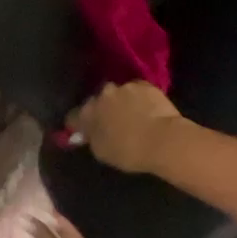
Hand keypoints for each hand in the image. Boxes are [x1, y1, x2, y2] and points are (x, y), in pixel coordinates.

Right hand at [65, 82, 184, 173]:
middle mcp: (103, 94)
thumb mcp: (102, 152)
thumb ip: (91, 139)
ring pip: (118, 94)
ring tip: (132, 116)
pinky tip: (147, 110)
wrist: (163, 140)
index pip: (73, 117)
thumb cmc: (129, 152)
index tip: (83, 131)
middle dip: (102, 110)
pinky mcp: (145, 85)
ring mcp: (125, 87)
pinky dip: (139, 99)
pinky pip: (137, 91)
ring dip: (121, 102)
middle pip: (97, 101)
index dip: (78, 125)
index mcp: (88, 113)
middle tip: (111, 123)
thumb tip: (87, 133)